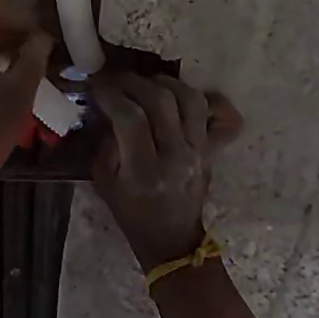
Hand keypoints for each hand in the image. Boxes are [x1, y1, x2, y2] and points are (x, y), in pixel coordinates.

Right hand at [92, 75, 243, 271]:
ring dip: (165, 82)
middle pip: (160, 100)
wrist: (171, 237)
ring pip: (190, 99)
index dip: (111, 94)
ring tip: (147, 83)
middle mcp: (177, 156)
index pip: (130, 117)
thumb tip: (110, 108)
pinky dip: (206, 100)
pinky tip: (183, 97)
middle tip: (117, 80)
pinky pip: (220, 116)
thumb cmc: (131, 211)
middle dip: (133, 82)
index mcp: (144, 170)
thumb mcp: (104, 180)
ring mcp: (200, 150)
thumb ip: (106, 142)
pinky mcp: (213, 149)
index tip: (97, 86)